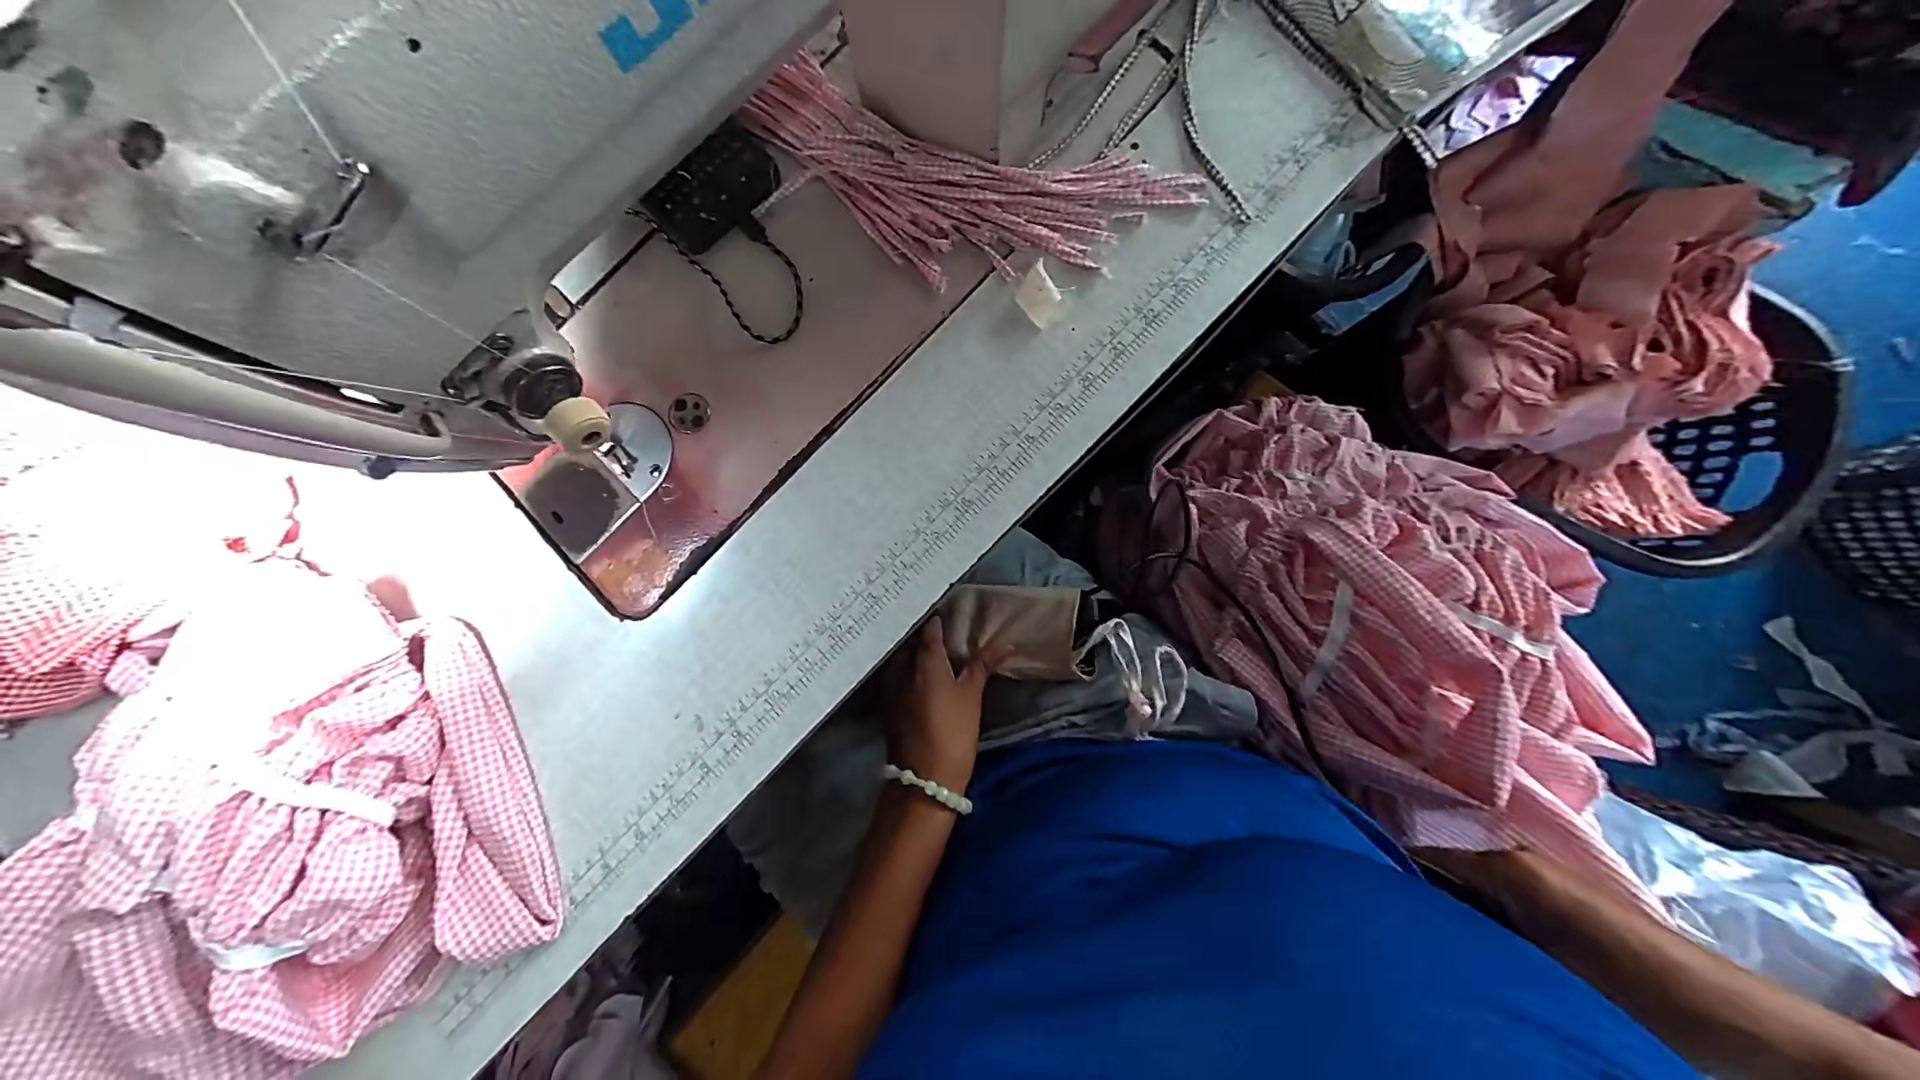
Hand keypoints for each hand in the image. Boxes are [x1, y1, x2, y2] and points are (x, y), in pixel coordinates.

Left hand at [886, 618, 1004, 794]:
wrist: (924, 777)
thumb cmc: (953, 731)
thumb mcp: (972, 695)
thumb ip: (983, 665)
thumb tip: (1005, 643)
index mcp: (924, 660)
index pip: (930, 629)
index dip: (940, 619)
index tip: (950, 612)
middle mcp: (902, 667)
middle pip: (910, 640)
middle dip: (922, 632)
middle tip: (941, 628)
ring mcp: (891, 686)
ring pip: (900, 658)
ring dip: (912, 651)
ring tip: (931, 649)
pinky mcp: (887, 704)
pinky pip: (896, 675)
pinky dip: (906, 669)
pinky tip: (918, 675)